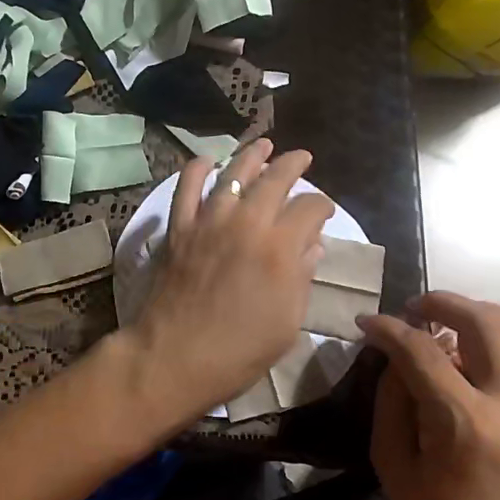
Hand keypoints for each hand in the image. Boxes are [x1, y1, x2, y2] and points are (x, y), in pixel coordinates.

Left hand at [121, 140, 335, 426]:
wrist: (175, 355)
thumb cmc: (240, 350)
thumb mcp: (288, 320)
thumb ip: (301, 276)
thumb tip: (312, 246)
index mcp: (281, 248)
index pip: (311, 209)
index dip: (323, 207)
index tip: (324, 212)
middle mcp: (246, 224)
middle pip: (274, 180)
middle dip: (293, 164)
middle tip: (301, 157)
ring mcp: (208, 223)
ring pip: (232, 175)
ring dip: (250, 156)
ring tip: (264, 143)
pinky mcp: (178, 230)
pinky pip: (186, 190)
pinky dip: (195, 170)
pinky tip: (205, 160)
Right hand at [360, 293, 499, 499]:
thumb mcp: (391, 458)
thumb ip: (392, 399)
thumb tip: (397, 356)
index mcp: (463, 420)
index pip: (419, 349)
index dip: (386, 328)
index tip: (366, 322)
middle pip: (484, 323)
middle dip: (442, 303)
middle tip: (416, 308)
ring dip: (489, 315)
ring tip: (461, 319)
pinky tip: (495, 355)